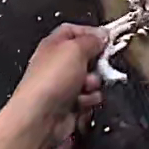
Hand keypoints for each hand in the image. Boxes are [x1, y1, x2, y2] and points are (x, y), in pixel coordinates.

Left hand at [1, 23, 106, 148]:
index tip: (108, 39)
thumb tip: (102, 35)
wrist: (40, 117)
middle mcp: (57, 64)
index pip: (74, 32)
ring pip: (91, 80)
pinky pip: (89, 98)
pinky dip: (88, 101)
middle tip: (99, 67)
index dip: (91, 33)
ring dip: (93, 85)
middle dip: (97, 63)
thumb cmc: (52, 79)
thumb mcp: (75, 50)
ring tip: (85, 88)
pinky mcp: (69, 105)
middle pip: (86, 57)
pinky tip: (80, 103)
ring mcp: (63, 85)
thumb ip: (91, 40)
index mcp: (54, 45)